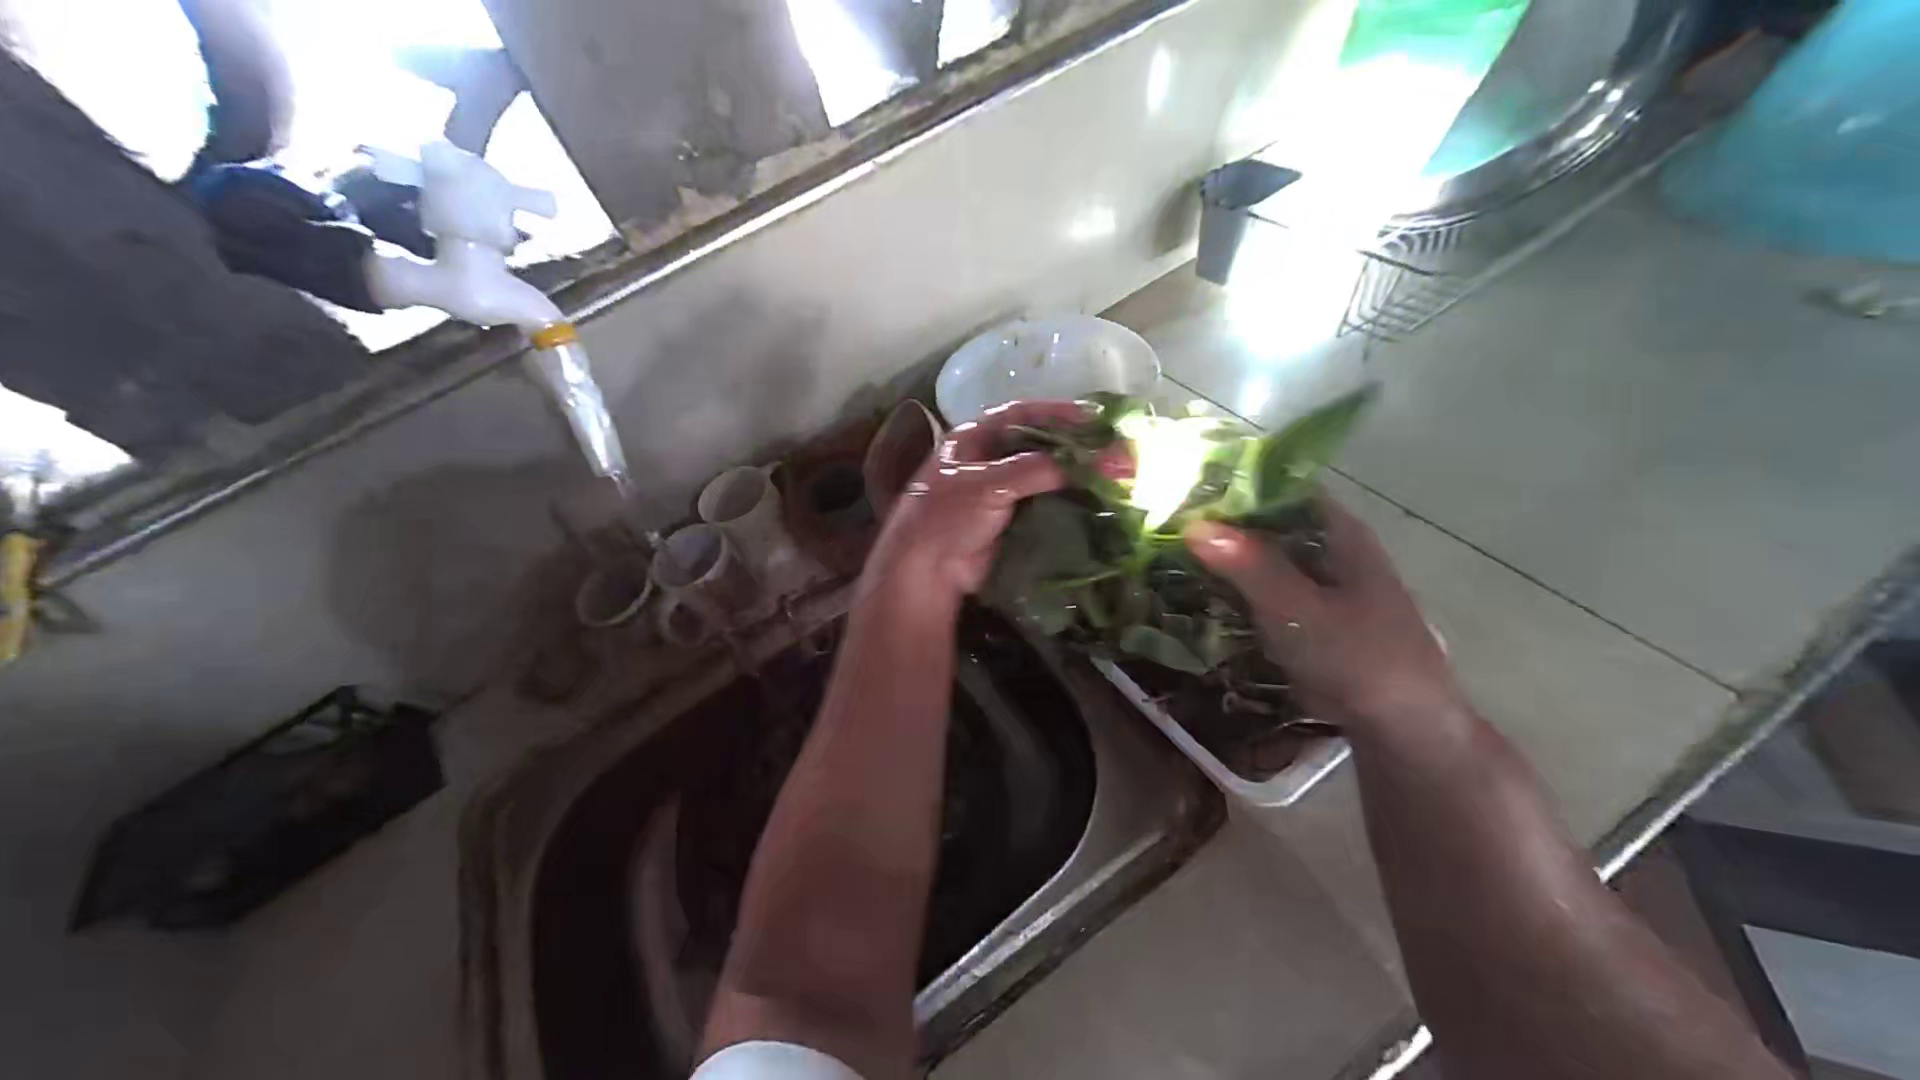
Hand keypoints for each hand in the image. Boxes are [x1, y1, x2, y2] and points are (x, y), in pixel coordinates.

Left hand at [864, 400, 1114, 605]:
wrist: (927, 570)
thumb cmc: (946, 515)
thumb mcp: (989, 484)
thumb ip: (1040, 469)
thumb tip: (1100, 462)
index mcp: (976, 439)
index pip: (1023, 415)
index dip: (1059, 413)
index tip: (1096, 417)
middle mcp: (991, 460)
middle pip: (1042, 445)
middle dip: (1077, 447)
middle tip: (1116, 448)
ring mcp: (1004, 492)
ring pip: (1049, 476)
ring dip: (1080, 476)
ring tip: (1118, 475)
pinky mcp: (1015, 521)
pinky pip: (1049, 505)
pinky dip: (1073, 503)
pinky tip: (1100, 502)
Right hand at [1184, 496, 1463, 736]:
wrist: (1398, 725)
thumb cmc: (1357, 657)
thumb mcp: (1297, 610)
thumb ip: (1249, 566)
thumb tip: (1193, 525)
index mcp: (1338, 531)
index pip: (1281, 485)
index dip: (1235, 481)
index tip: (1186, 486)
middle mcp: (1327, 547)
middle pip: (1266, 519)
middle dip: (1220, 520)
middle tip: (1166, 521)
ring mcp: (1317, 581)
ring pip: (1260, 554)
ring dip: (1223, 553)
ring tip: (1169, 550)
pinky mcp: (1305, 612)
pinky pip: (1260, 586)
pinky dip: (1232, 584)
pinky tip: (1198, 588)